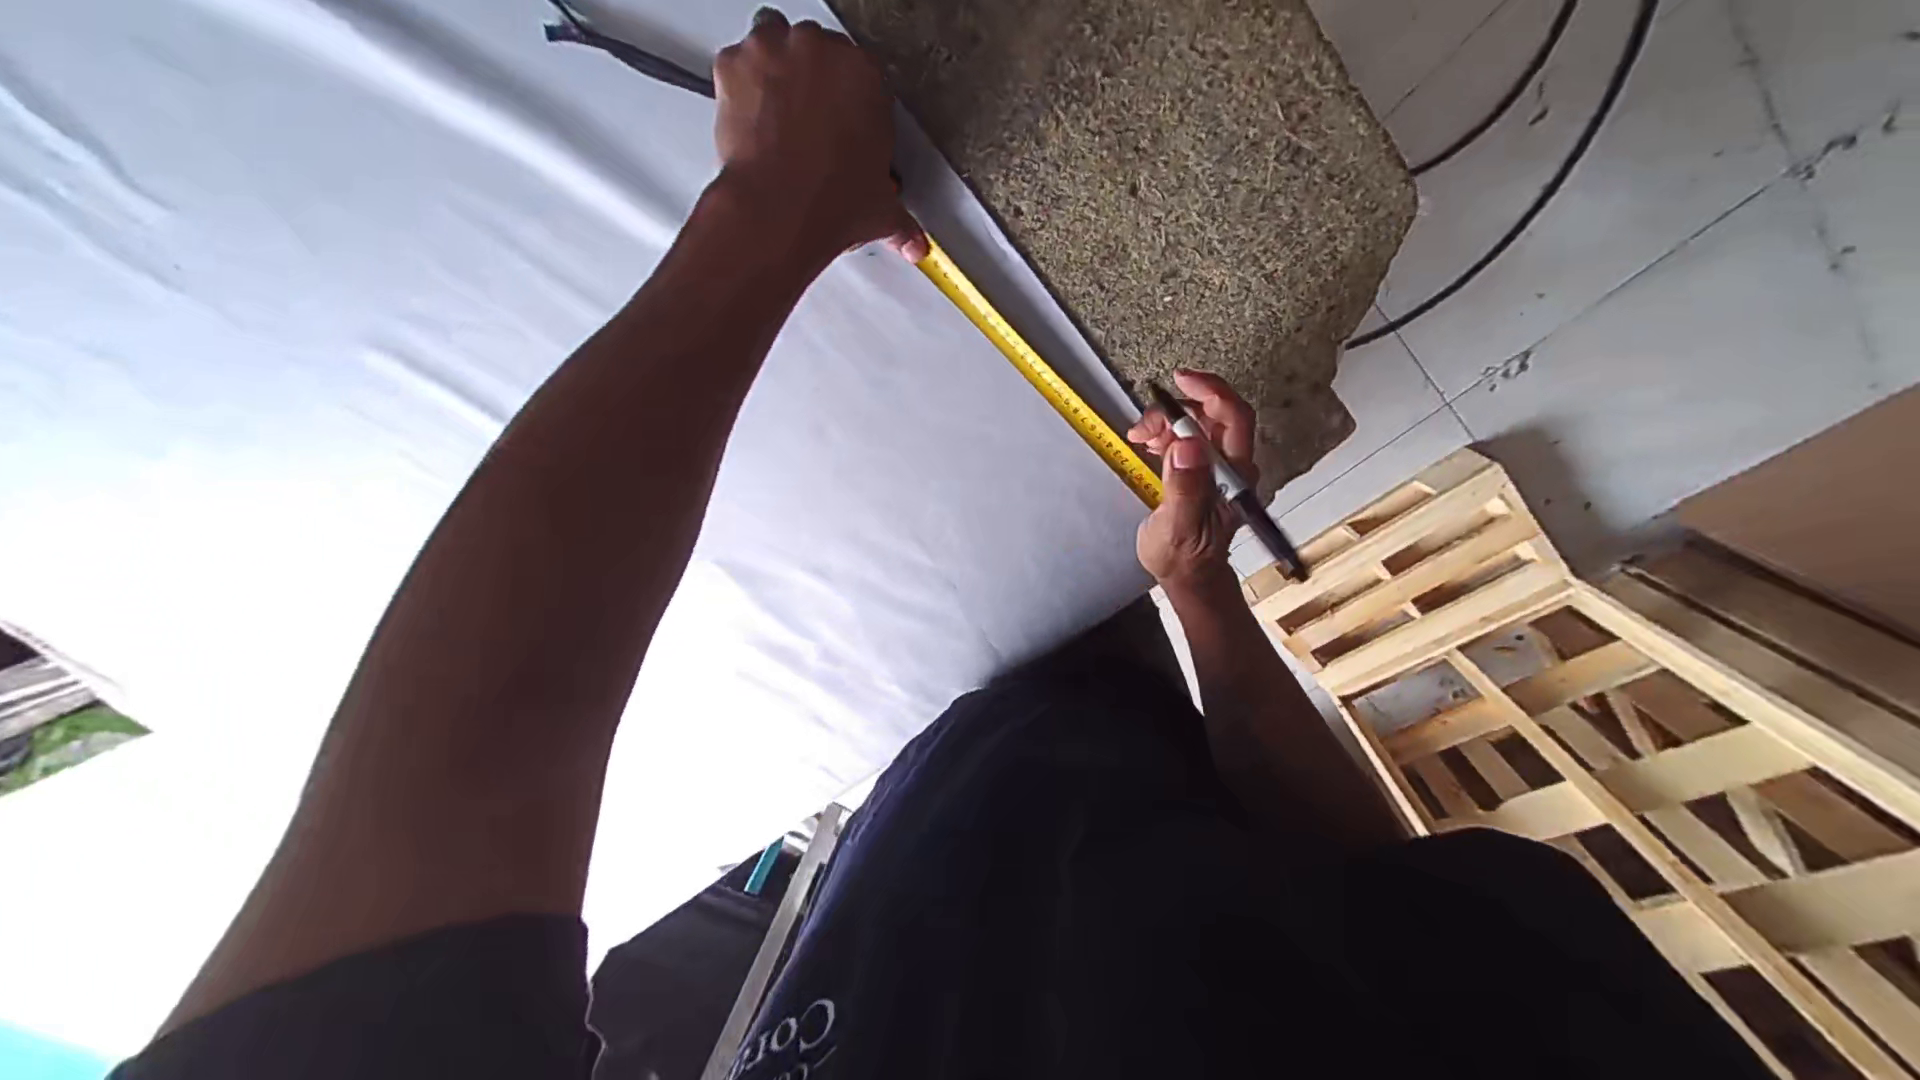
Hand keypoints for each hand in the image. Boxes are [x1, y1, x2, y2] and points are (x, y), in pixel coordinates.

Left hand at [712, 9, 927, 263]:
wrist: (780, 211)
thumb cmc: (829, 199)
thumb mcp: (880, 212)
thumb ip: (900, 220)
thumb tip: (910, 238)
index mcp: (867, 76)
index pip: (864, 78)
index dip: (853, 105)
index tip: (846, 129)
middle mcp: (821, 52)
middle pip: (817, 53)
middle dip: (813, 85)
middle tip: (811, 129)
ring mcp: (775, 52)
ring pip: (773, 43)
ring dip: (776, 72)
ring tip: (779, 119)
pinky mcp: (735, 63)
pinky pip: (735, 63)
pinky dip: (740, 87)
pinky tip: (751, 122)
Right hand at [1128, 370, 1259, 589]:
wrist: (1187, 574)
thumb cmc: (1183, 556)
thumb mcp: (1178, 527)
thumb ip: (1185, 487)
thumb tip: (1188, 444)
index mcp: (1234, 475)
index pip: (1233, 417)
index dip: (1211, 391)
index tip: (1180, 380)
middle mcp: (1231, 465)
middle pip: (1212, 415)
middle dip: (1176, 410)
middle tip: (1144, 426)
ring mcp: (1217, 466)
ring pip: (1197, 424)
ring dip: (1166, 423)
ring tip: (1140, 437)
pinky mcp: (1201, 470)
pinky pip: (1187, 437)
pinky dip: (1165, 432)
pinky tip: (1149, 442)